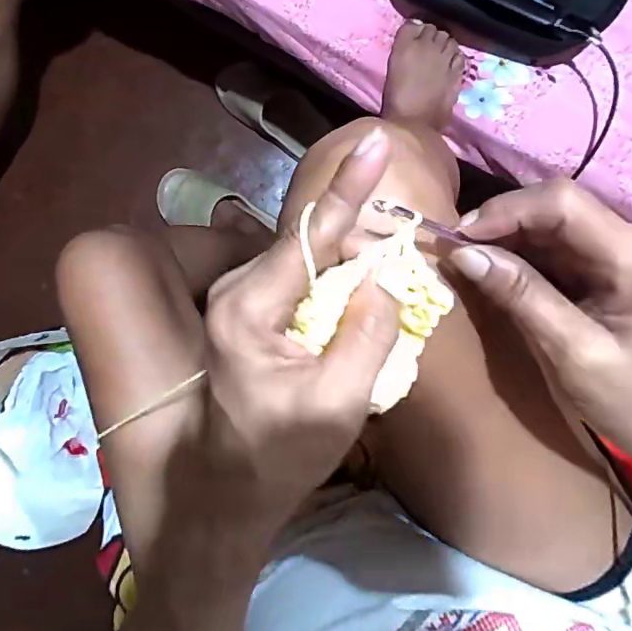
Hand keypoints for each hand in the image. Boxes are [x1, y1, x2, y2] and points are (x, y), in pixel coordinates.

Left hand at [190, 128, 401, 538]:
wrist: (226, 489)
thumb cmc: (279, 456)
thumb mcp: (337, 405)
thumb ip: (367, 336)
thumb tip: (384, 279)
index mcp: (248, 307)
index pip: (307, 235)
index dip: (348, 189)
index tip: (376, 141)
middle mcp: (237, 288)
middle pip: (311, 241)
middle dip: (361, 235)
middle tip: (404, 252)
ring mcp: (240, 295)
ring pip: (308, 256)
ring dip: (351, 260)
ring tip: (387, 282)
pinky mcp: (251, 307)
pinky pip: (302, 276)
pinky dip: (336, 278)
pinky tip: (360, 295)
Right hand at [447, 180, 631, 470]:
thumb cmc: (627, 399)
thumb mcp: (571, 354)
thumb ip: (522, 297)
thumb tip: (464, 253)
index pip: (566, 203)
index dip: (509, 209)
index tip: (463, 236)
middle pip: (556, 203)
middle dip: (502, 219)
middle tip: (459, 248)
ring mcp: (616, 248)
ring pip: (548, 217)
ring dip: (504, 232)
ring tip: (469, 256)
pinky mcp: (598, 260)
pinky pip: (549, 238)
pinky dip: (515, 247)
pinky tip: (493, 265)